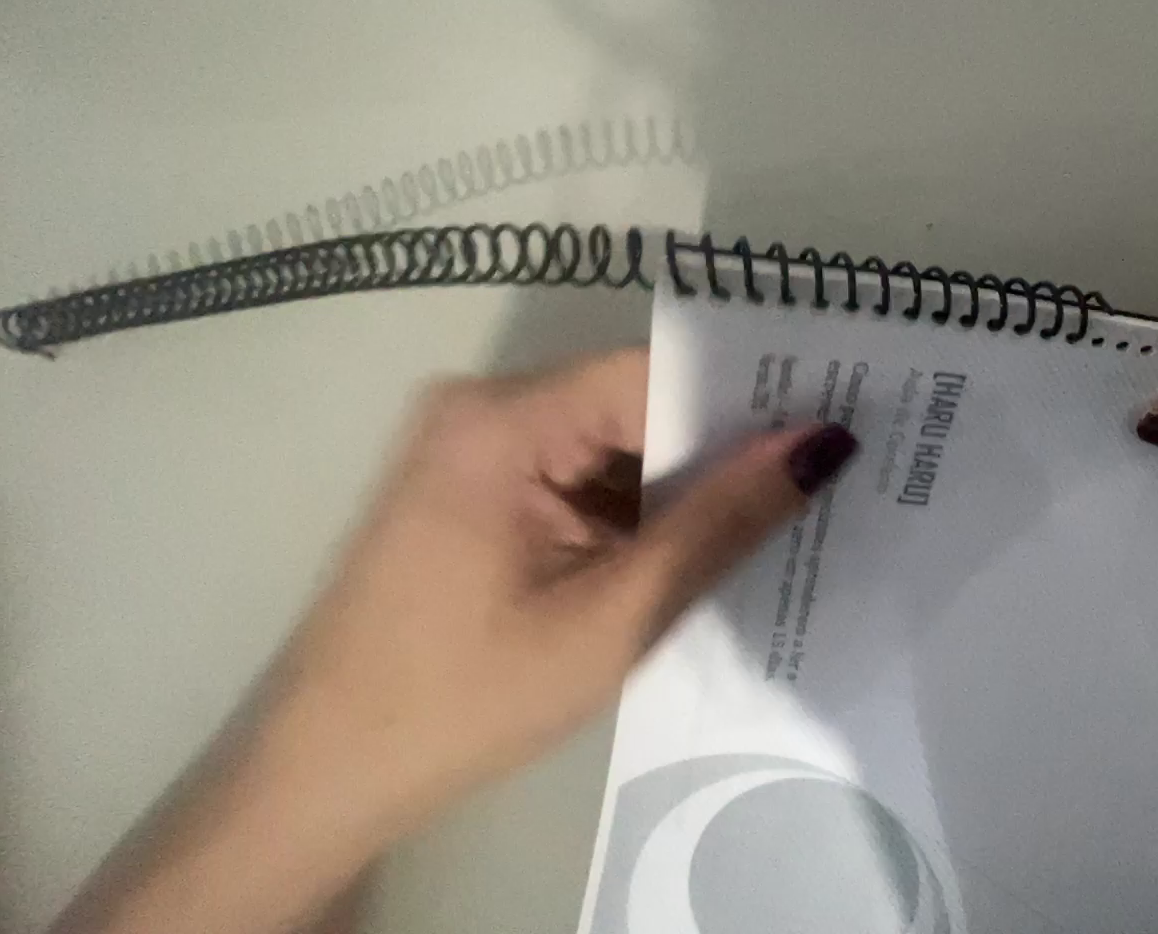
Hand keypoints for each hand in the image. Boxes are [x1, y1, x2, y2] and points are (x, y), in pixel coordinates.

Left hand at [51, 349, 858, 933]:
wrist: (324, 782)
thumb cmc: (467, 700)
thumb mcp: (616, 614)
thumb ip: (721, 523)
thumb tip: (823, 445)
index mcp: (501, 422)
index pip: (654, 376)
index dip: (746, 401)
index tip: (832, 426)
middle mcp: (486, 411)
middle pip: (638, 404)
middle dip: (723, 450)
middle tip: (823, 478)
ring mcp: (481, 449)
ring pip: (620, 442)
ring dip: (687, 485)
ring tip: (779, 514)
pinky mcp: (486, 488)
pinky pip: (589, 473)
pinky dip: (644, 508)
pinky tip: (698, 543)